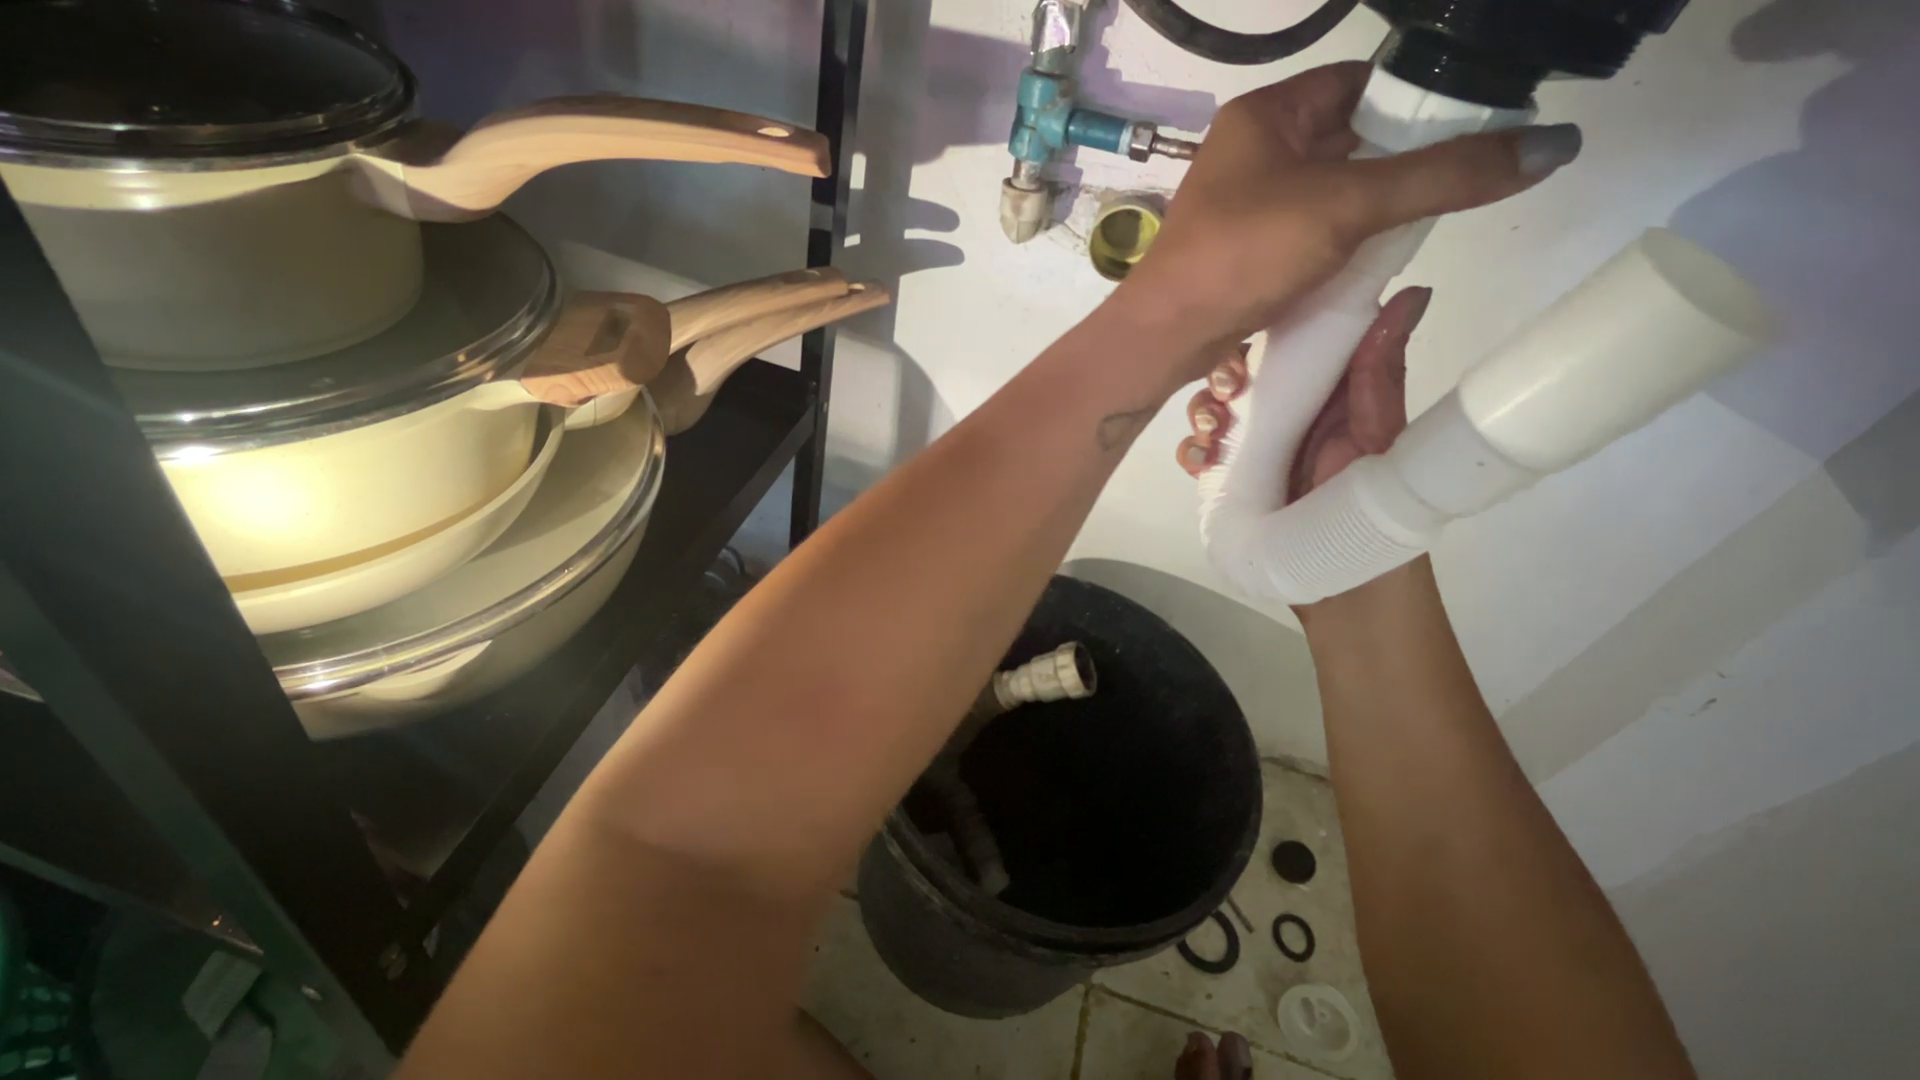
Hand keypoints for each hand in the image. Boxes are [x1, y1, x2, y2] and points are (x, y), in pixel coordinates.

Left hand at [1117, 61, 1577, 382]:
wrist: (1168, 333)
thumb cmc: (1245, 252)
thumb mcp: (1348, 204)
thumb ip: (1444, 175)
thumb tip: (1551, 144)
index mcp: (1268, 114)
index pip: (1362, 81)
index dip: (1417, 97)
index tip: (1473, 123)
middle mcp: (1254, 149)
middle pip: (1352, 135)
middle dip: (1403, 156)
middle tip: (1456, 180)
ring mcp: (1247, 201)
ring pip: (1333, 187)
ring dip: (1376, 203)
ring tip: (1422, 221)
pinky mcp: (1247, 247)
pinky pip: (1311, 229)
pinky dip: (1345, 238)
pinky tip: (1375, 255)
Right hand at [1178, 285, 1428, 498]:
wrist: (1346, 572)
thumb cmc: (1371, 497)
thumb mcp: (1378, 428)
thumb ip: (1380, 370)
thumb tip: (1413, 292)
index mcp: (1319, 386)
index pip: (1280, 342)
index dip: (1258, 332)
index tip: (1249, 340)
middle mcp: (1282, 409)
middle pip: (1235, 373)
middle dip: (1220, 374)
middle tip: (1227, 391)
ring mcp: (1251, 444)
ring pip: (1210, 408)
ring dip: (1201, 411)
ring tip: (1210, 431)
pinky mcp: (1229, 478)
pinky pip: (1198, 454)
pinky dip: (1190, 452)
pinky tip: (1199, 461)